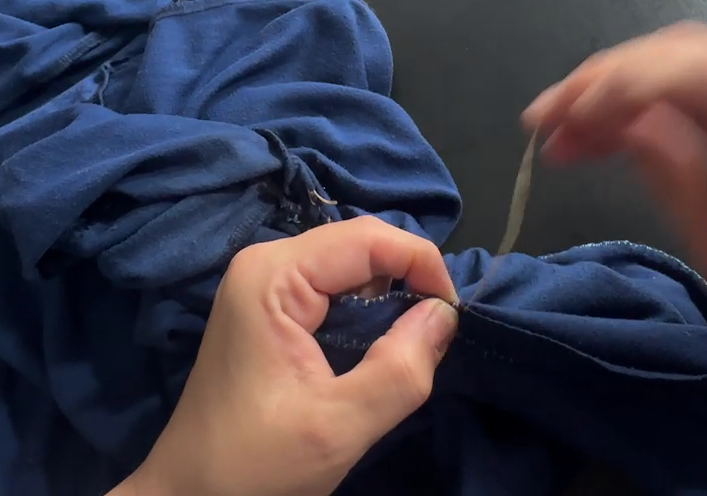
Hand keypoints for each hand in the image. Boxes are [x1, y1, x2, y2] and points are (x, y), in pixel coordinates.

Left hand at [115, 216, 459, 495]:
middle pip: (358, 243)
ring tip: (409, 339)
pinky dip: (364, 305)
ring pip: (348, 261)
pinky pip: (331, 282)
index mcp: (274, 274)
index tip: (452, 315)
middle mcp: (267, 260)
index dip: (420, 263)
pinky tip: (374, 341)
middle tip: (436, 328)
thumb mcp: (336, 428)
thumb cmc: (253, 467)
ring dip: (387, 292)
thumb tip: (445, 315)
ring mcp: (264, 278)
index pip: (368, 238)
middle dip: (405, 276)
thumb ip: (399, 370)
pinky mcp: (268, 300)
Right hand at [523, 23, 706, 362]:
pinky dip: (643, 92)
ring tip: (561, 127)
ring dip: (615, 85)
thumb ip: (673, 171)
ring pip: (682, 55)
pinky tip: (603, 122)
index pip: (702, 72)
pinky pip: (697, 71)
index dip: (620, 84)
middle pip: (685, 53)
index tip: (560, 120)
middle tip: (543, 122)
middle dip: (603, 82)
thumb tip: (612, 118)